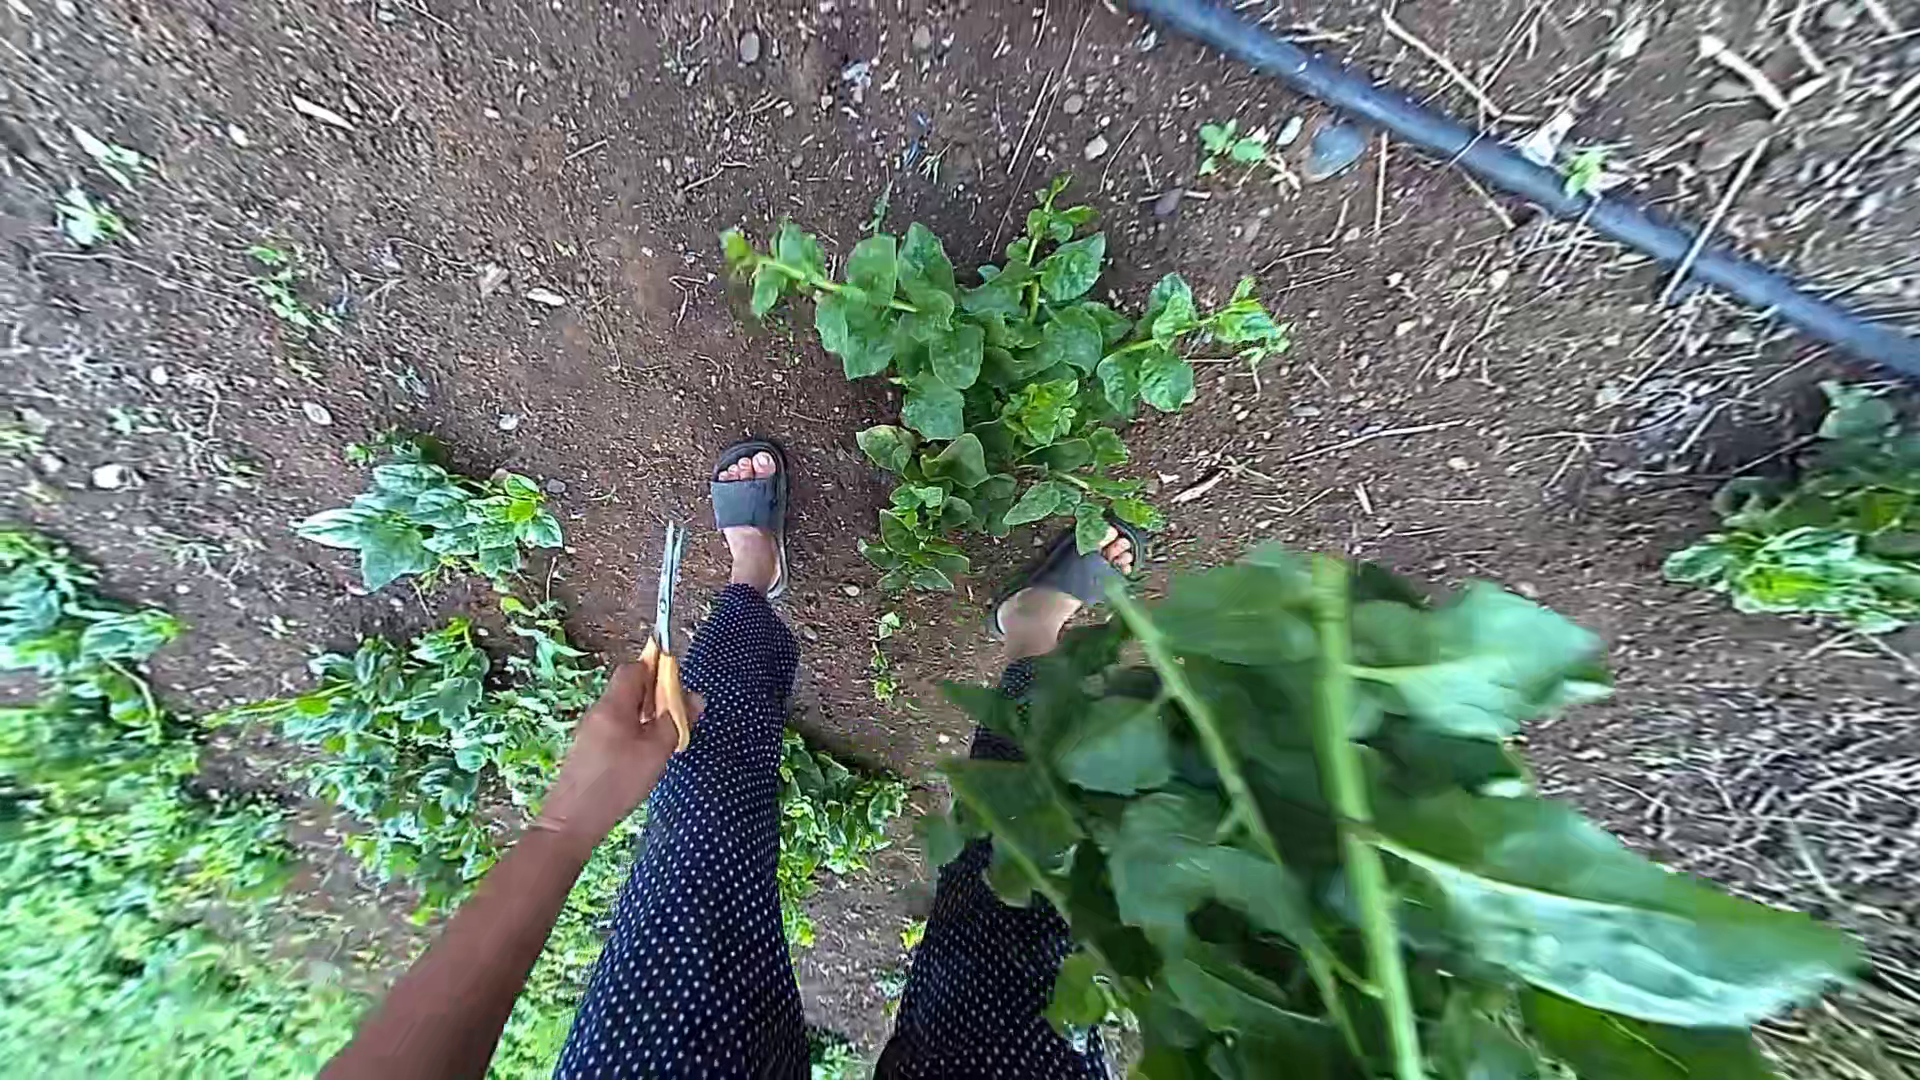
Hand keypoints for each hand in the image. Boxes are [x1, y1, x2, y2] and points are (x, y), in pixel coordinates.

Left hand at [533, 661, 681, 848]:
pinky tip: (643, 754)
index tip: (677, 686)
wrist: (571, 823)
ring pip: (624, 709)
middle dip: (655, 695)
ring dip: (646, 715)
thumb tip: (696, 697)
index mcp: (614, 705)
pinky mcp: (586, 750)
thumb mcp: (658, 749)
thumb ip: (678, 719)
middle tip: (675, 714)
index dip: (657, 669)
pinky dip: (633, 730)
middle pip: (629, 688)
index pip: (634, 668)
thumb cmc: (619, 780)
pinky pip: (615, 727)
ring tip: (663, 736)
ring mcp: (589, 731)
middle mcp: (598, 712)